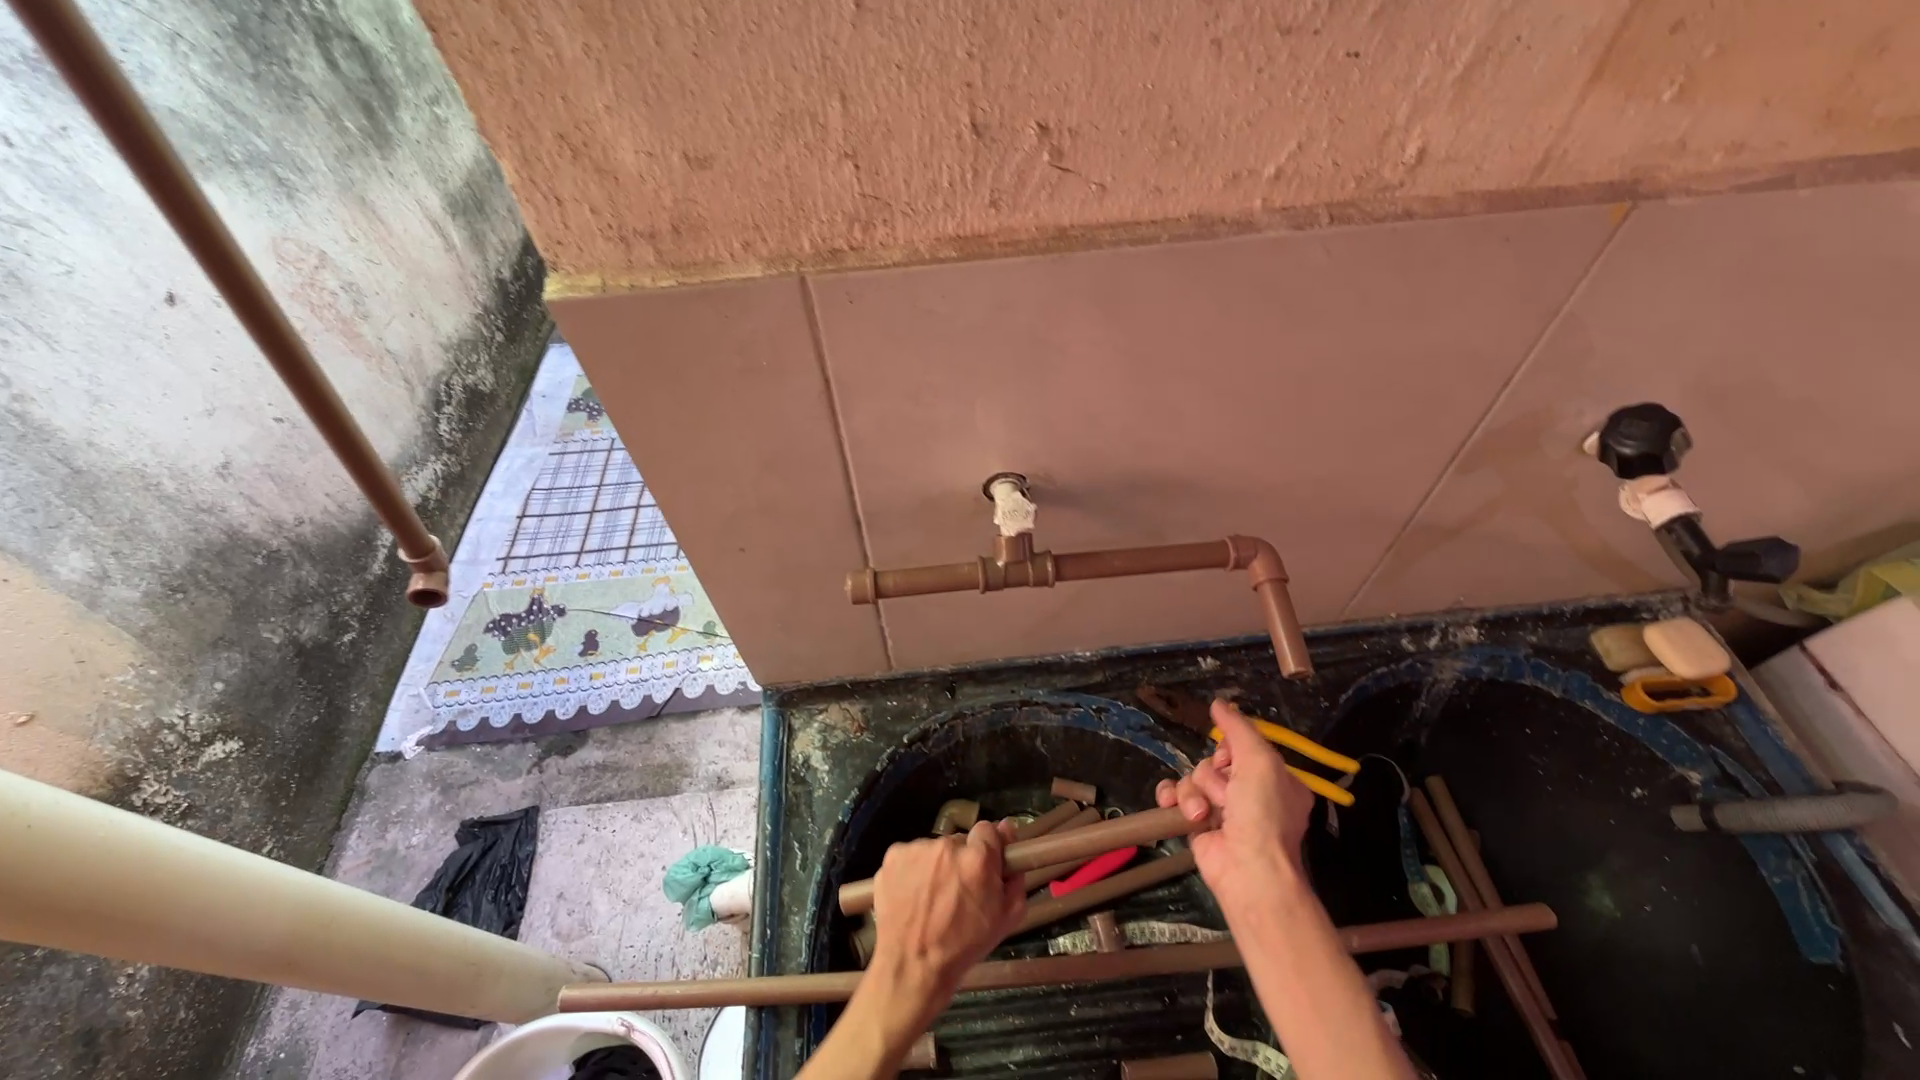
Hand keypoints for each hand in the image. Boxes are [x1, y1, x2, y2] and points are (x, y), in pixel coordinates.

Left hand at [869, 819, 1026, 995]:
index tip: (984, 865)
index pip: (987, 830)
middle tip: (956, 891)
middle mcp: (946, 845)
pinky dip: (912, 871)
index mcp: (978, 858)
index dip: (987, 848)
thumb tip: (1009, 837)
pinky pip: (910, 857)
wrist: (913, 966)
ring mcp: (916, 849)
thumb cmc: (964, 946)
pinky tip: (912, 896)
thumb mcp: (1006, 918)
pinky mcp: (893, 856)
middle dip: (961, 861)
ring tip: (931, 898)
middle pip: (959, 842)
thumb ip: (1014, 876)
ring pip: (934, 850)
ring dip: (936, 866)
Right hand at [1156, 699, 1316, 913]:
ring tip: (1204, 814)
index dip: (1229, 751)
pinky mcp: (1198, 825)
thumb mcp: (1260, 760)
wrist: (1247, 869)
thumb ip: (1238, 728)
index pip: (1242, 748)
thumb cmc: (1263, 813)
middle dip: (1212, 776)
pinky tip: (1171, 806)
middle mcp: (1250, 793)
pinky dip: (1172, 798)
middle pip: (1213, 762)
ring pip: (1193, 779)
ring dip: (1194, 793)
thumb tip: (1218, 703)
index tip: (1230, 761)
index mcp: (1273, 778)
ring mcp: (1223, 810)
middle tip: (1225, 795)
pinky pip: (1176, 797)